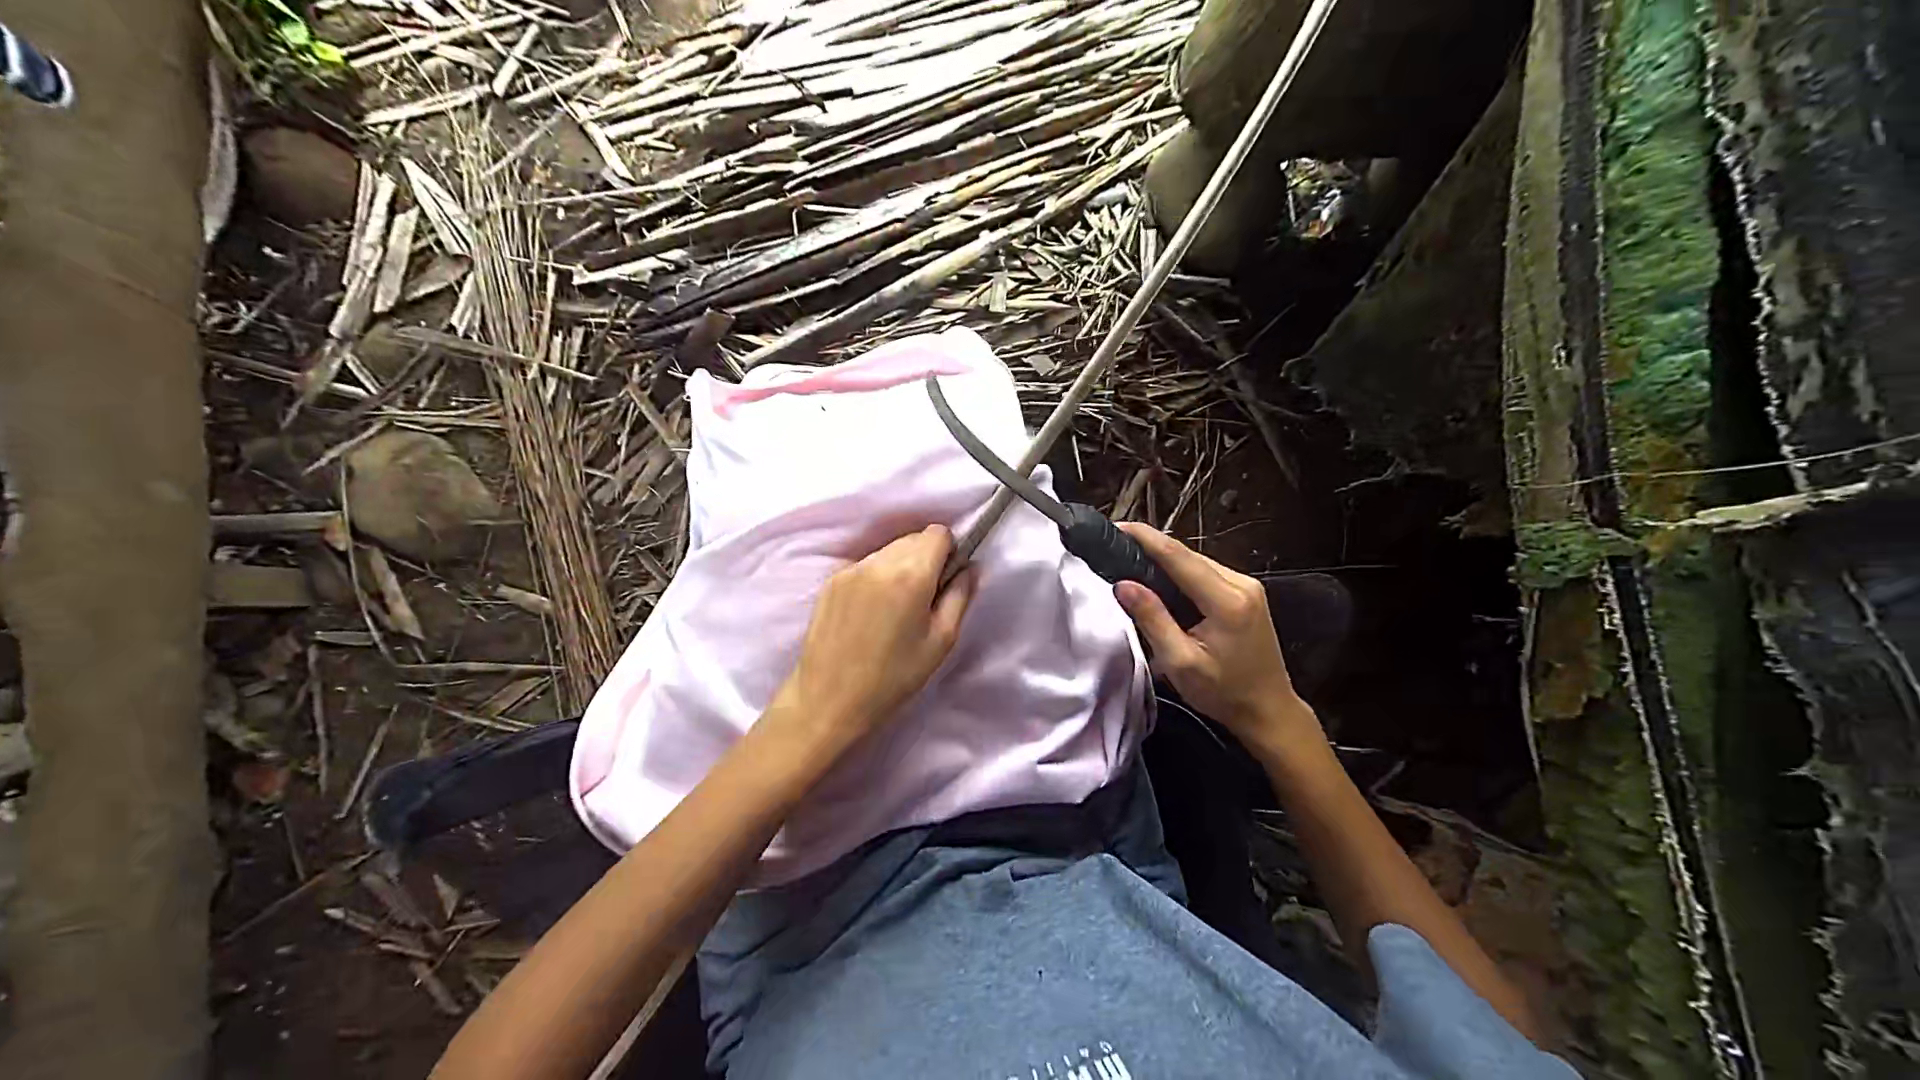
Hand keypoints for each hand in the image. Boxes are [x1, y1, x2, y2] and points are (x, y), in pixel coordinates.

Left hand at [770, 525, 974, 756]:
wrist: (828, 701)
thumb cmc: (893, 678)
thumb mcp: (940, 642)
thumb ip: (960, 596)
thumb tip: (969, 567)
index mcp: (910, 575)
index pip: (938, 533)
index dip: (949, 551)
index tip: (946, 578)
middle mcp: (878, 562)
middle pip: (913, 538)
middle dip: (926, 558)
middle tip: (924, 598)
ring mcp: (850, 569)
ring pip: (889, 550)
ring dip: (900, 566)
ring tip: (896, 607)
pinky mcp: (831, 580)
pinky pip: (866, 564)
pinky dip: (877, 576)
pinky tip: (872, 611)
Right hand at [1112, 523, 1324, 762]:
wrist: (1269, 710)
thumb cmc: (1224, 693)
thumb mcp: (1181, 662)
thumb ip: (1152, 619)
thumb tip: (1123, 585)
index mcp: (1227, 601)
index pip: (1178, 557)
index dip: (1145, 538)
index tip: (1116, 528)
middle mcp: (1242, 584)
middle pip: (1188, 555)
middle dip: (1151, 548)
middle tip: (1115, 549)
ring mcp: (1248, 587)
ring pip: (1196, 562)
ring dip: (1165, 561)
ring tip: (1130, 562)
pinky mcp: (1246, 593)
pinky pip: (1206, 573)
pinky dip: (1180, 573)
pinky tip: (1160, 582)